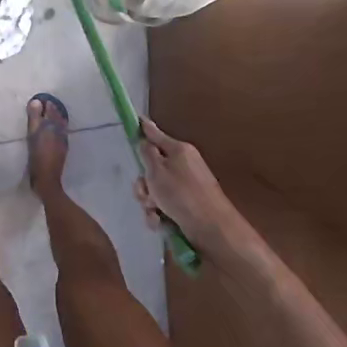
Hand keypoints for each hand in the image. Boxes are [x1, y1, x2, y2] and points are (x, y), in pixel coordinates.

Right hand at [134, 119, 255, 262]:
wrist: (210, 226)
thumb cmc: (181, 193)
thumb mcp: (157, 170)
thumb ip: (147, 153)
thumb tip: (144, 139)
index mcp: (178, 151)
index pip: (156, 134)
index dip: (143, 129)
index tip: (135, 119)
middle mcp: (183, 165)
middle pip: (152, 168)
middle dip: (144, 184)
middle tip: (145, 193)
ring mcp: (186, 186)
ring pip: (155, 190)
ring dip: (150, 202)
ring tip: (155, 212)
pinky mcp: (187, 205)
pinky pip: (164, 205)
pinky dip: (159, 214)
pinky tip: (160, 222)